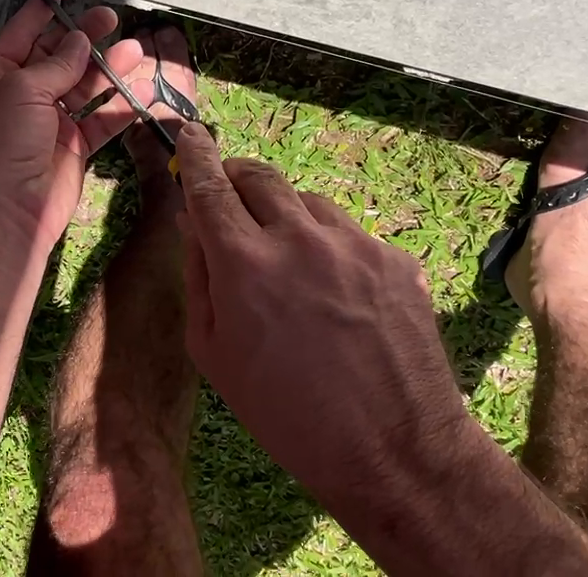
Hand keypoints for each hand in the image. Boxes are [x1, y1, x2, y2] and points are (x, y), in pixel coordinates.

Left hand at [0, 0, 145, 247]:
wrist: (7, 211)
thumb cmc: (1, 143)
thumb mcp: (22, 90)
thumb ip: (55, 64)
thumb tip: (78, 41)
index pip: (20, 35)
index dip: (42, 14)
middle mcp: (20, 96)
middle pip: (57, 58)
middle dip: (84, 38)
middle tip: (111, 18)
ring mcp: (48, 122)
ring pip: (83, 87)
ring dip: (108, 69)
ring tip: (135, 49)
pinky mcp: (73, 146)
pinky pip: (101, 119)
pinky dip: (121, 105)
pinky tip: (141, 88)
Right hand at [172, 122, 464, 496]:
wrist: (397, 453)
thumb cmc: (284, 411)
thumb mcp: (212, 351)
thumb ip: (197, 275)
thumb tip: (192, 222)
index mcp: (244, 262)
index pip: (209, 184)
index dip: (195, 154)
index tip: (190, 134)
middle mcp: (298, 238)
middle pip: (259, 174)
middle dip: (236, 174)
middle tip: (229, 193)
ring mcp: (353, 244)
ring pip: (305, 199)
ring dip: (283, 212)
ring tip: (285, 255)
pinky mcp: (394, 258)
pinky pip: (347, 231)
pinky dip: (326, 243)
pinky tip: (332, 287)